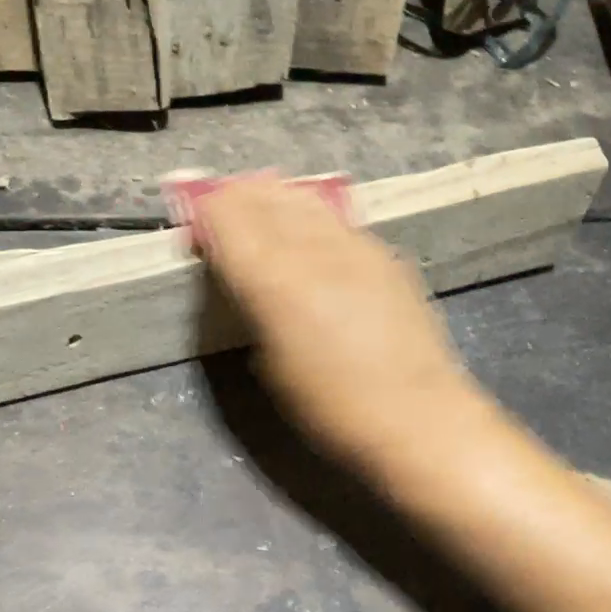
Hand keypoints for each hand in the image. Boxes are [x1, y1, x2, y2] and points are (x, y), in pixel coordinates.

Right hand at [193, 178, 489, 473]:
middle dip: (234, 199)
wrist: (417, 417)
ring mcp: (355, 243)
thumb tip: (238, 274)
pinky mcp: (385, 253)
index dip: (202, 212)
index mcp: (273, 277)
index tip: (193, 231)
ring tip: (259, 217)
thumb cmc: (329, 408)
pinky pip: (334, 218)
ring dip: (272, 200)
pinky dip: (308, 217)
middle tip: (218, 217)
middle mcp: (313, 246)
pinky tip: (308, 239)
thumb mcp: (268, 362)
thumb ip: (249, 303)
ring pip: (301, 197)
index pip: (226, 212)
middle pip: (262, 194)